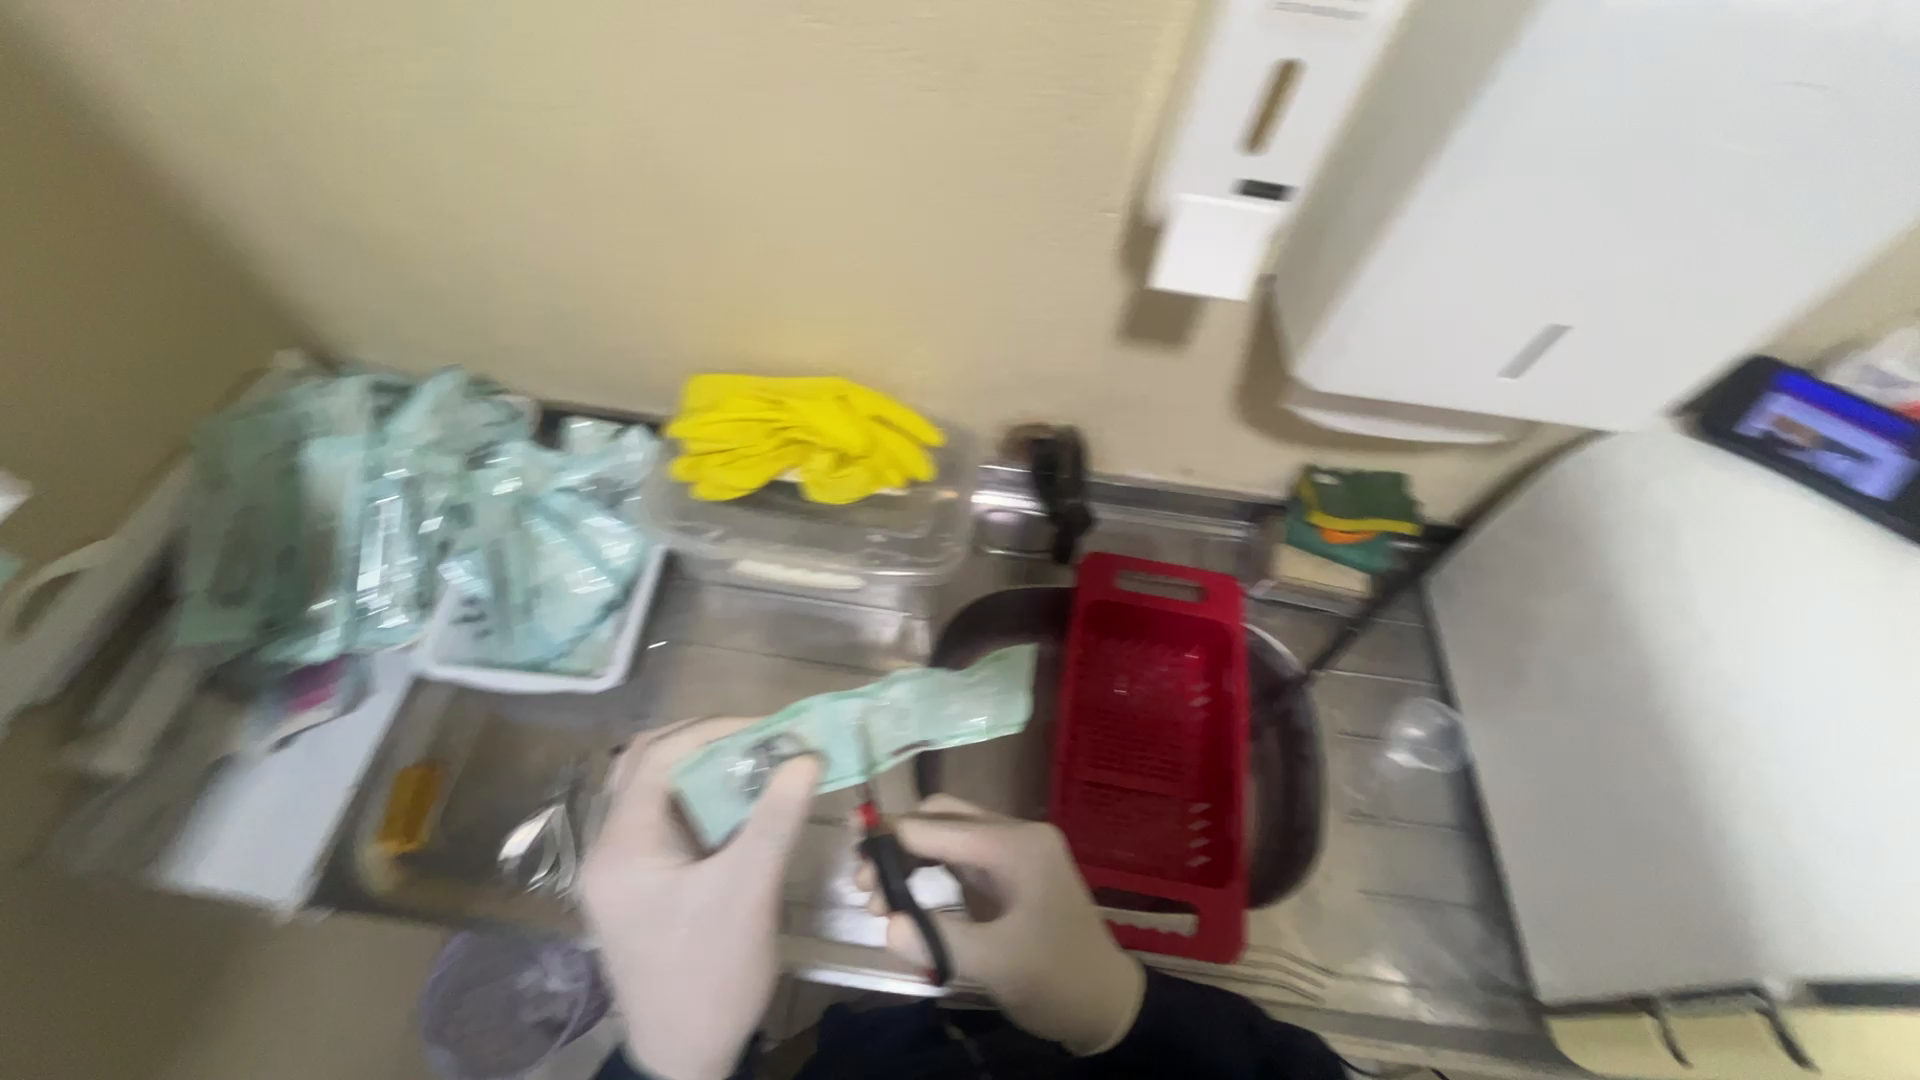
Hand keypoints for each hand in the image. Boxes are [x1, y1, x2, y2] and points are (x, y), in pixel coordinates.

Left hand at [580, 718, 820, 1079]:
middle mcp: (609, 848)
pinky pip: (665, 818)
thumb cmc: (711, 976)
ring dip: (700, 766)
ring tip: (753, 759)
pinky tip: (738, 800)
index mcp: (621, 847)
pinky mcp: (641, 881)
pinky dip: (700, 797)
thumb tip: (807, 756)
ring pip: (653, 788)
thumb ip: (776, 818)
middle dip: (703, 741)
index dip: (714, 731)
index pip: (658, 758)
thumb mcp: (749, 892)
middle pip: (645, 763)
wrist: (685, 1057)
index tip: (769, 730)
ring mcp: (622, 866)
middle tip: (759, 739)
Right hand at [855, 795, 1145, 1055]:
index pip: (939, 827)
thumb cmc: (1057, 980)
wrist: (1106, 1004)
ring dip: (910, 856)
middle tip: (865, 887)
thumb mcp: (997, 965)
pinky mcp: (1008, 869)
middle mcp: (1015, 833)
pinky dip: (928, 868)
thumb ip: (939, 940)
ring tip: (878, 897)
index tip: (858, 877)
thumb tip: (888, 924)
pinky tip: (906, 893)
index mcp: (1017, 845)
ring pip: (947, 832)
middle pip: (941, 816)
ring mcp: (1013, 849)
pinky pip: (959, 853)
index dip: (893, 844)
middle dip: (898, 844)